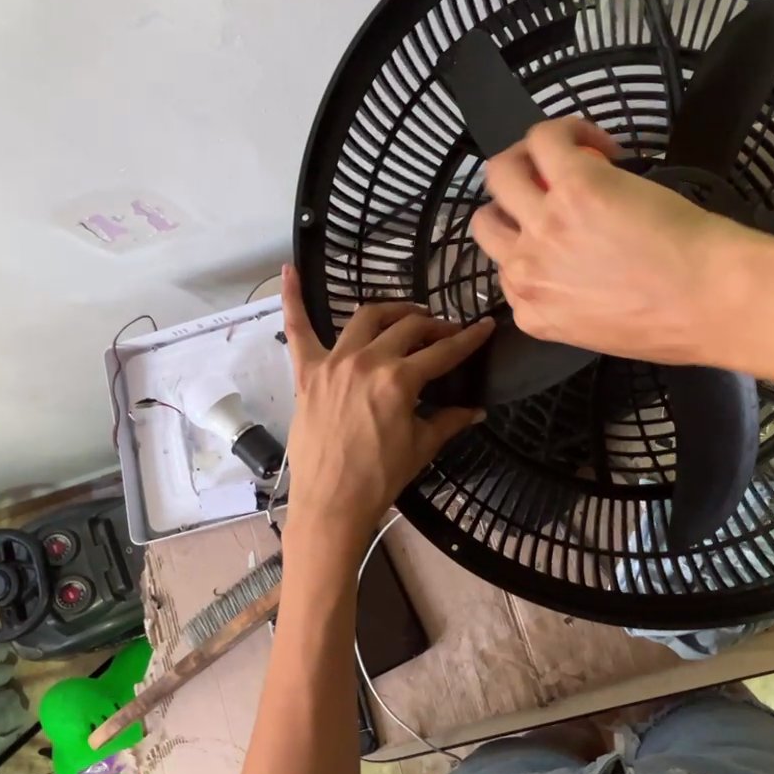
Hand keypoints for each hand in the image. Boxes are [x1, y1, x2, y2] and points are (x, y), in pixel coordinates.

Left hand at [279, 265, 494, 541]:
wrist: (331, 503)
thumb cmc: (380, 479)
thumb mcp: (422, 447)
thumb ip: (450, 421)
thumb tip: (477, 410)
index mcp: (399, 380)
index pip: (444, 351)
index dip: (469, 338)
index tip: (485, 326)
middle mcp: (367, 361)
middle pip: (408, 328)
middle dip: (434, 325)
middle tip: (446, 332)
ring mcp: (333, 363)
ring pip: (365, 318)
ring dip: (391, 310)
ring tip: (407, 313)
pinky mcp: (307, 373)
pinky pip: (297, 329)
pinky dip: (293, 299)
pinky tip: (288, 270)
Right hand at [470, 117, 754, 364]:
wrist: (712, 300)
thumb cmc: (675, 324)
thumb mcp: (601, 333)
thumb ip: (572, 303)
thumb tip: (581, 271)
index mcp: (532, 310)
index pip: (504, 271)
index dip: (528, 245)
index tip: (557, 235)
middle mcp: (525, 270)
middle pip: (487, 221)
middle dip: (513, 201)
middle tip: (546, 189)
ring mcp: (544, 224)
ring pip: (500, 172)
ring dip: (527, 158)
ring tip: (568, 157)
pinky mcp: (574, 183)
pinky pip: (547, 137)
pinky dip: (571, 130)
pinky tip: (605, 145)